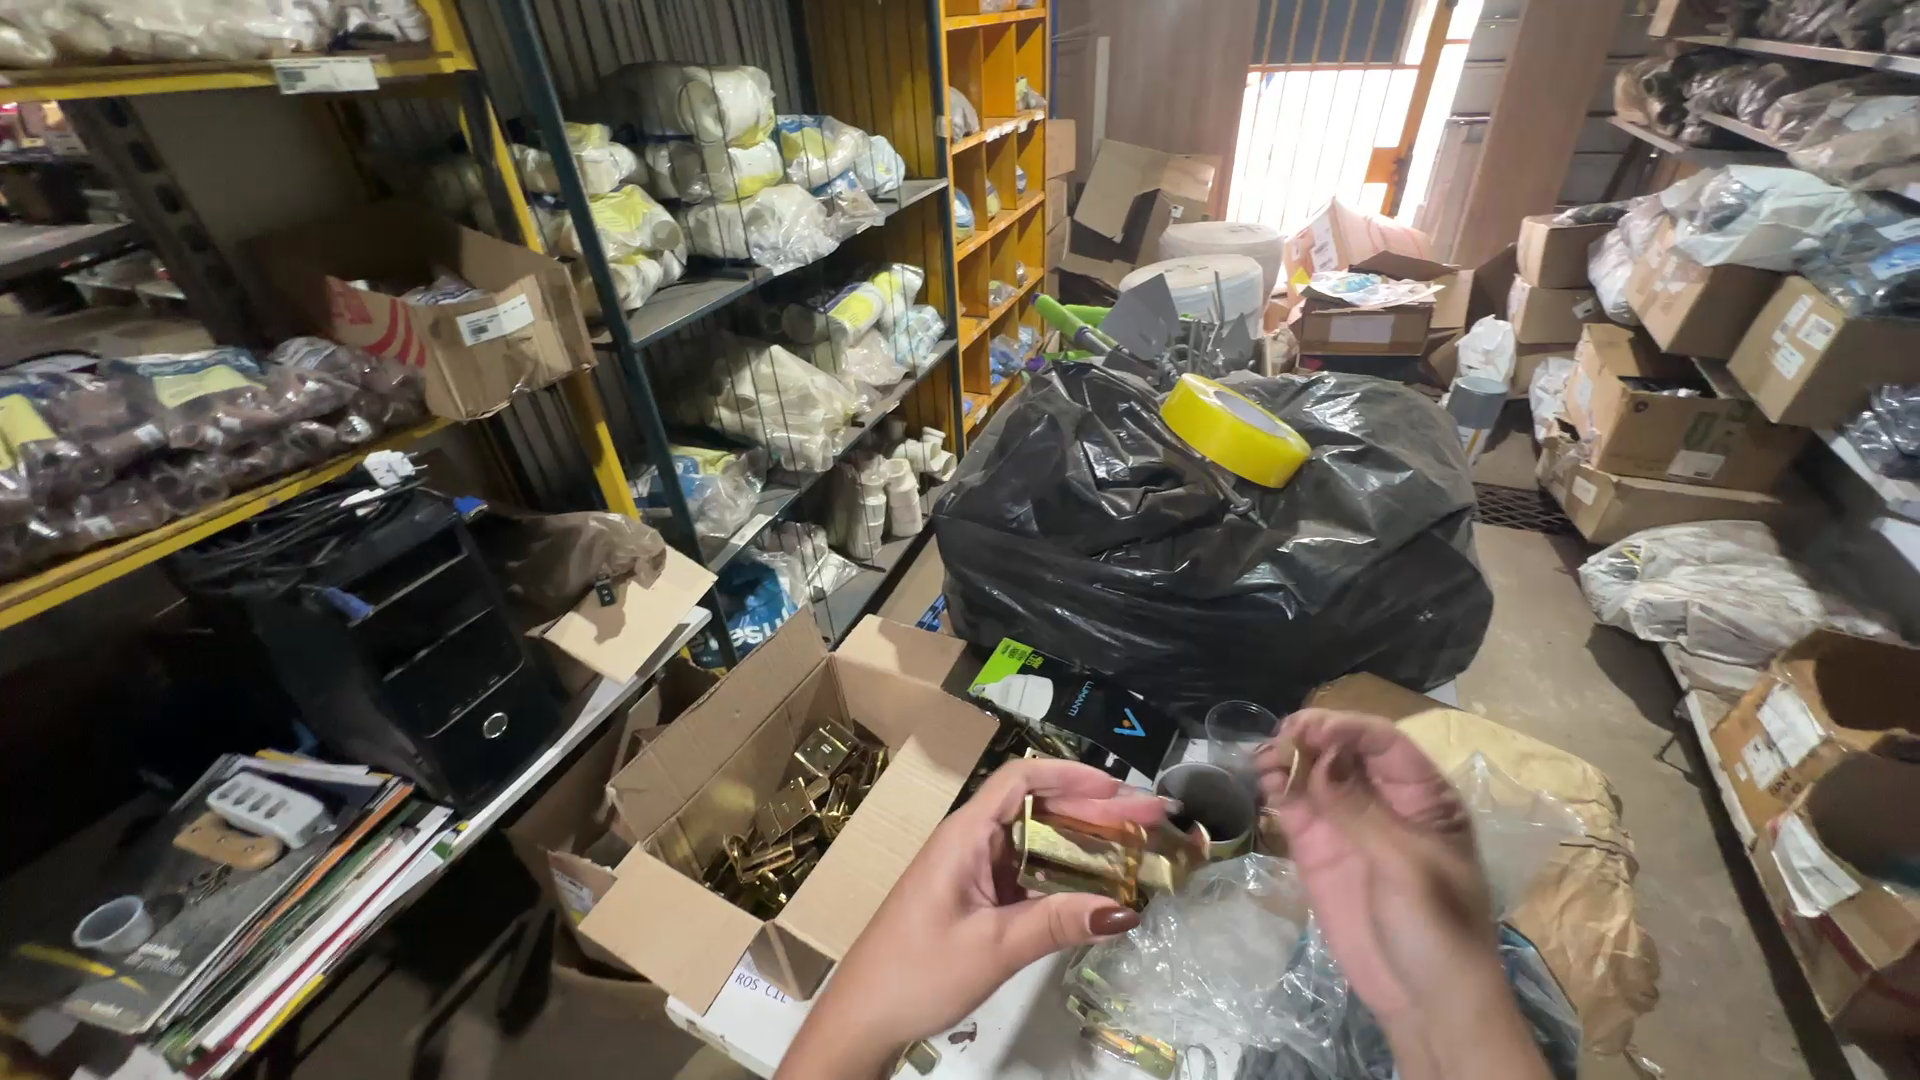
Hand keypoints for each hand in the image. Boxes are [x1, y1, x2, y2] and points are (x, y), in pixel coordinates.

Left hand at [776, 759, 1164, 1079]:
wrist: (863, 1017)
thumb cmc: (917, 972)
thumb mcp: (993, 947)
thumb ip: (1057, 924)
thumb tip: (1125, 909)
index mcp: (965, 834)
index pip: (1020, 778)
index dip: (1070, 774)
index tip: (1117, 787)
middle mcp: (971, 840)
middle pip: (1036, 807)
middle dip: (1093, 808)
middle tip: (1151, 815)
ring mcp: (974, 868)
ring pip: (1036, 839)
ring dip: (1083, 839)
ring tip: (1138, 843)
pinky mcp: (977, 894)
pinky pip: (1027, 870)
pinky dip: (1063, 872)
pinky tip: (1098, 882)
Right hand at [1255, 710, 1548, 1079]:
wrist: (1425, 1002)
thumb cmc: (1438, 930)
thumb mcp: (1406, 866)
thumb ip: (1359, 810)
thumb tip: (1316, 758)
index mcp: (1422, 796)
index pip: (1382, 741)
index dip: (1345, 728)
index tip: (1307, 730)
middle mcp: (1382, 798)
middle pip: (1341, 749)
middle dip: (1309, 738)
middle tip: (1280, 740)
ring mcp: (1346, 821)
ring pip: (1311, 771)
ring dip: (1286, 759)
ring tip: (1265, 763)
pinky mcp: (1316, 845)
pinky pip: (1293, 803)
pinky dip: (1276, 787)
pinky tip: (1264, 782)